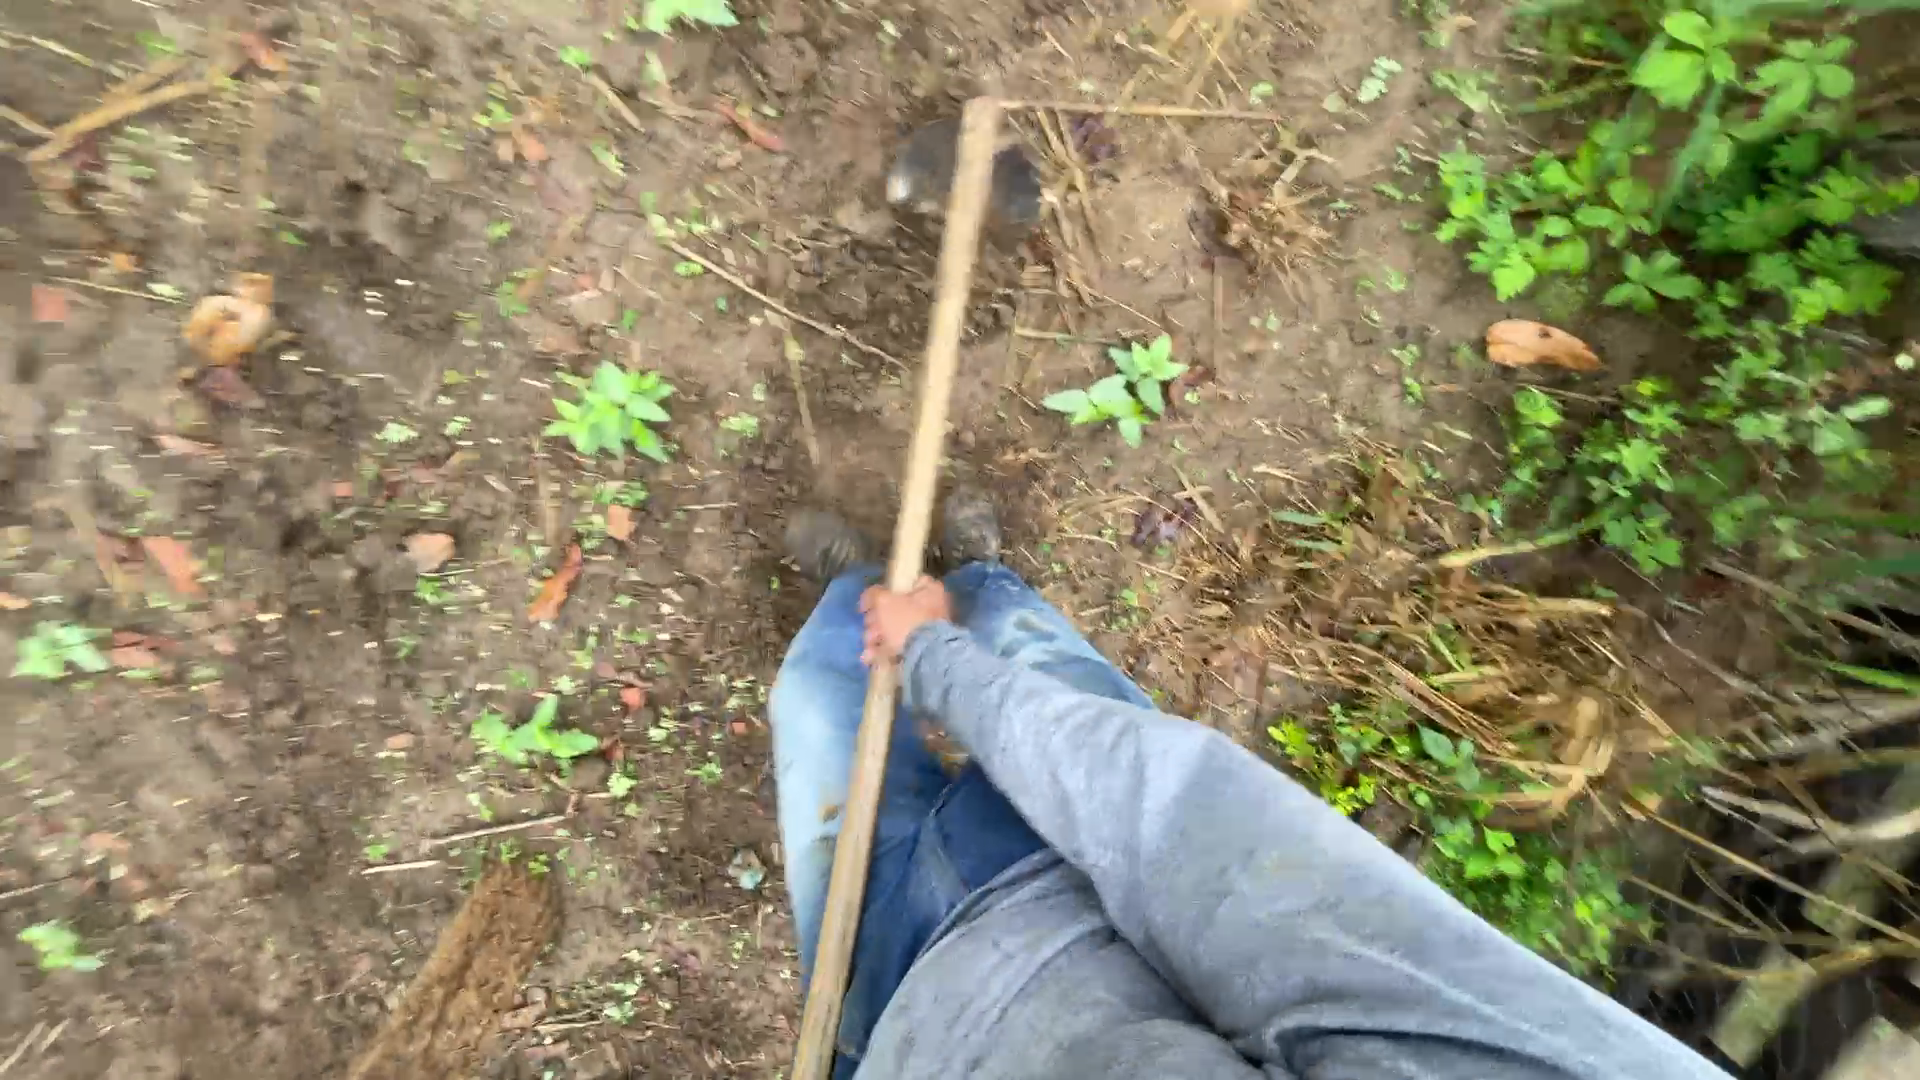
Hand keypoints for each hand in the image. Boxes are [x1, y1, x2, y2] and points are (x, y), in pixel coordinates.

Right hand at [860, 577, 951, 665]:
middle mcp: (933, 608)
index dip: (885, 590)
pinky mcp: (923, 650)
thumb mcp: (884, 601)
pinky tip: (870, 657)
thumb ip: (874, 594)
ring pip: (896, 630)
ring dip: (877, 638)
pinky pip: (900, 646)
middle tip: (868, 628)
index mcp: (930, 590)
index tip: (871, 602)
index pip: (907, 583)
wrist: (924, 656)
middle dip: (876, 621)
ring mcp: (929, 630)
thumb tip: (869, 596)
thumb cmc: (905, 620)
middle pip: (897, 609)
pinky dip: (884, 651)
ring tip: (868, 646)